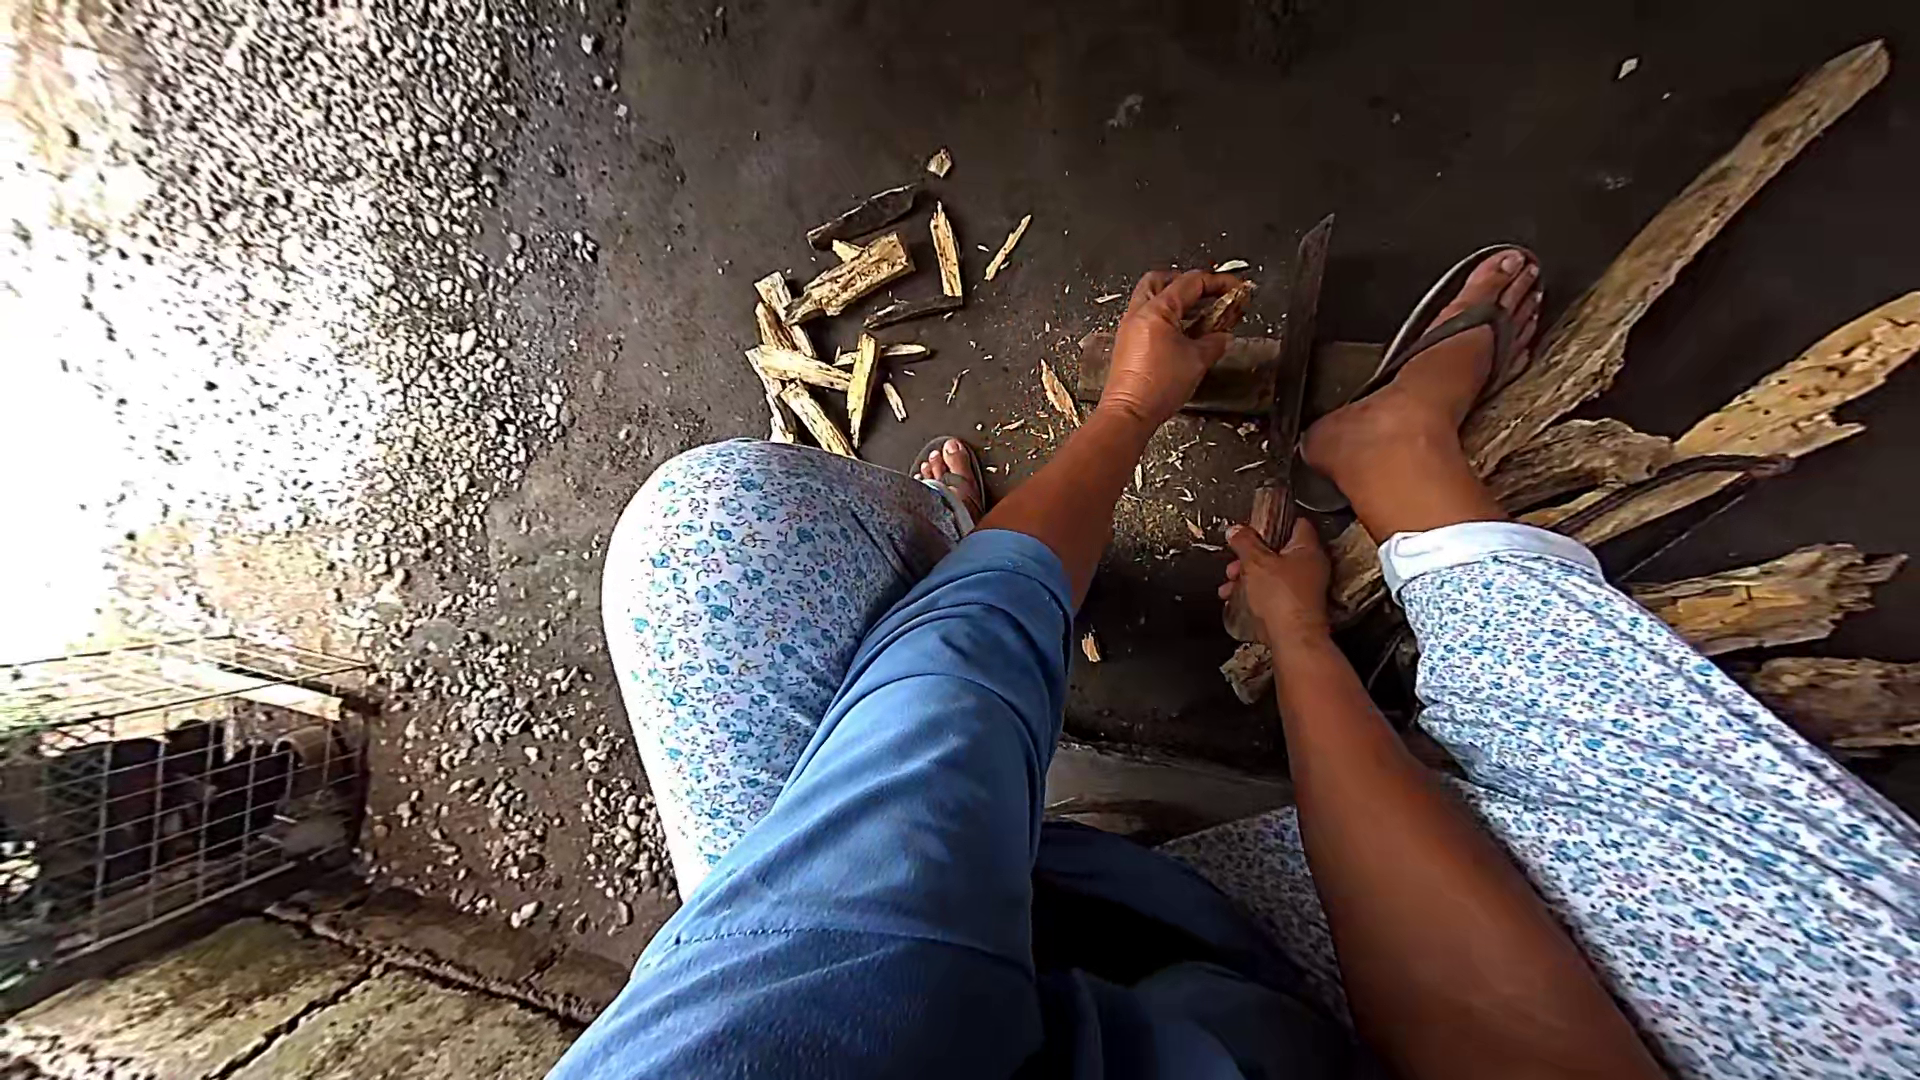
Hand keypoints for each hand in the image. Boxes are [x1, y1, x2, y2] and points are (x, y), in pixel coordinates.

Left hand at [1097, 269, 1239, 428]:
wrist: (1129, 414)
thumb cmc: (1157, 387)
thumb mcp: (1198, 360)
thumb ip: (1214, 341)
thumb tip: (1222, 336)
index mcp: (1156, 311)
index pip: (1191, 282)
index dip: (1218, 282)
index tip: (1235, 289)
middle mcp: (1137, 315)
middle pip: (1161, 281)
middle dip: (1187, 282)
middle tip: (1208, 294)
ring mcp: (1128, 330)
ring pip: (1150, 300)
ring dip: (1174, 302)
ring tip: (1198, 315)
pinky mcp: (1126, 346)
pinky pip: (1146, 321)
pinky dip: (1164, 319)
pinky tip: (1181, 334)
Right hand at [1218, 517, 1331, 645]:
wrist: (1292, 637)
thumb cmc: (1281, 598)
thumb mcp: (1254, 562)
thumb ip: (1244, 542)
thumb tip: (1236, 530)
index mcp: (1307, 549)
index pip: (1295, 523)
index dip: (1272, 522)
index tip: (1253, 526)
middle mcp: (1310, 566)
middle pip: (1277, 550)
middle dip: (1250, 555)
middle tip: (1235, 559)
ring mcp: (1304, 586)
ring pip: (1271, 572)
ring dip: (1247, 575)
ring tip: (1230, 582)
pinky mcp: (1294, 604)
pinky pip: (1270, 591)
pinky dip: (1253, 591)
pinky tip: (1235, 596)